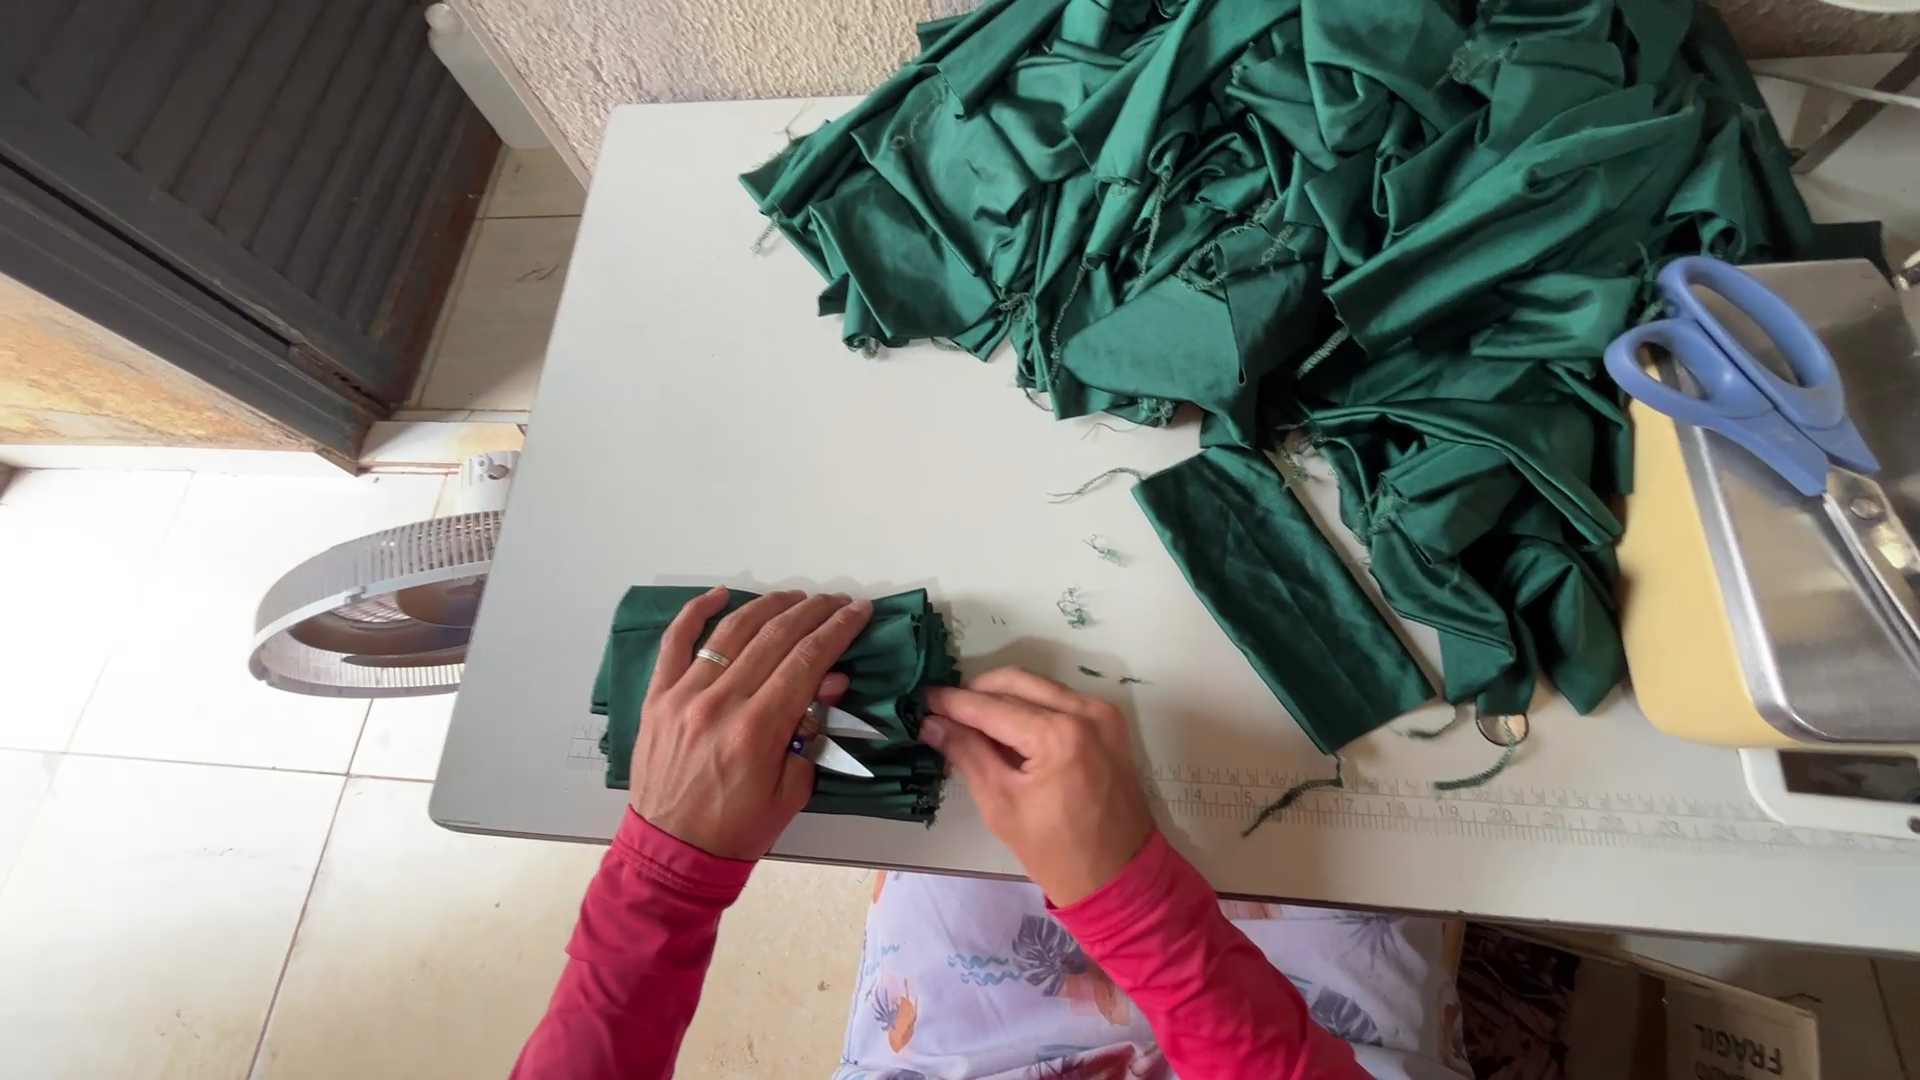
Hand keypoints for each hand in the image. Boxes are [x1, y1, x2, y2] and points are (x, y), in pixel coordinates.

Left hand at [629, 586, 872, 859]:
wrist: (672, 853)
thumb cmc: (739, 828)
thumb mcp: (793, 788)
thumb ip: (812, 731)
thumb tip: (830, 680)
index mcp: (757, 729)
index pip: (807, 660)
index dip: (838, 629)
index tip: (859, 610)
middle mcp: (720, 702)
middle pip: (775, 637)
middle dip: (814, 612)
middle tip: (836, 600)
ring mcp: (684, 695)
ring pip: (732, 630)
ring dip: (770, 606)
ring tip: (796, 597)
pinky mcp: (658, 696)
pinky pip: (676, 642)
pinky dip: (696, 612)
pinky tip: (721, 594)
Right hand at [922, 668, 1153, 904]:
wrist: (1121, 877)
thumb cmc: (1056, 851)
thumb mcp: (1001, 804)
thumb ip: (966, 753)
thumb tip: (932, 722)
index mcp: (1057, 735)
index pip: (992, 707)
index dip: (953, 702)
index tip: (923, 698)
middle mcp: (1084, 711)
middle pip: (1015, 682)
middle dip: (976, 691)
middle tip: (946, 709)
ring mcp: (1101, 713)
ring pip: (1038, 685)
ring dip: (1002, 696)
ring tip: (971, 719)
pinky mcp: (1109, 721)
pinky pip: (1059, 698)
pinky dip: (1030, 705)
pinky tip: (1007, 727)